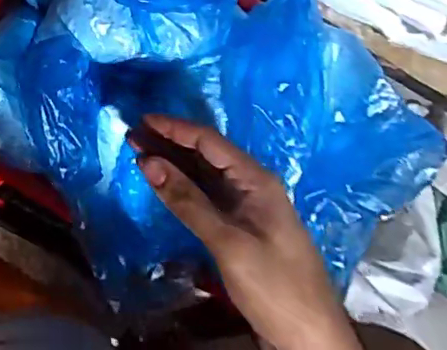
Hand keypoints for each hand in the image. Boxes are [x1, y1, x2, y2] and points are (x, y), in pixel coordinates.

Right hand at [136, 115, 359, 349]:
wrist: (313, 346)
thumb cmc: (275, 287)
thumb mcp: (228, 243)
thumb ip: (187, 200)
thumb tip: (147, 162)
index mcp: (256, 180)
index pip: (209, 140)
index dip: (174, 127)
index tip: (141, 119)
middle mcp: (252, 186)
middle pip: (205, 154)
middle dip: (169, 142)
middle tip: (132, 135)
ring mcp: (247, 208)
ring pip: (204, 174)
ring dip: (173, 163)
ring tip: (139, 153)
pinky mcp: (241, 229)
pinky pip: (207, 195)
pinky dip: (183, 186)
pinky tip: (163, 183)